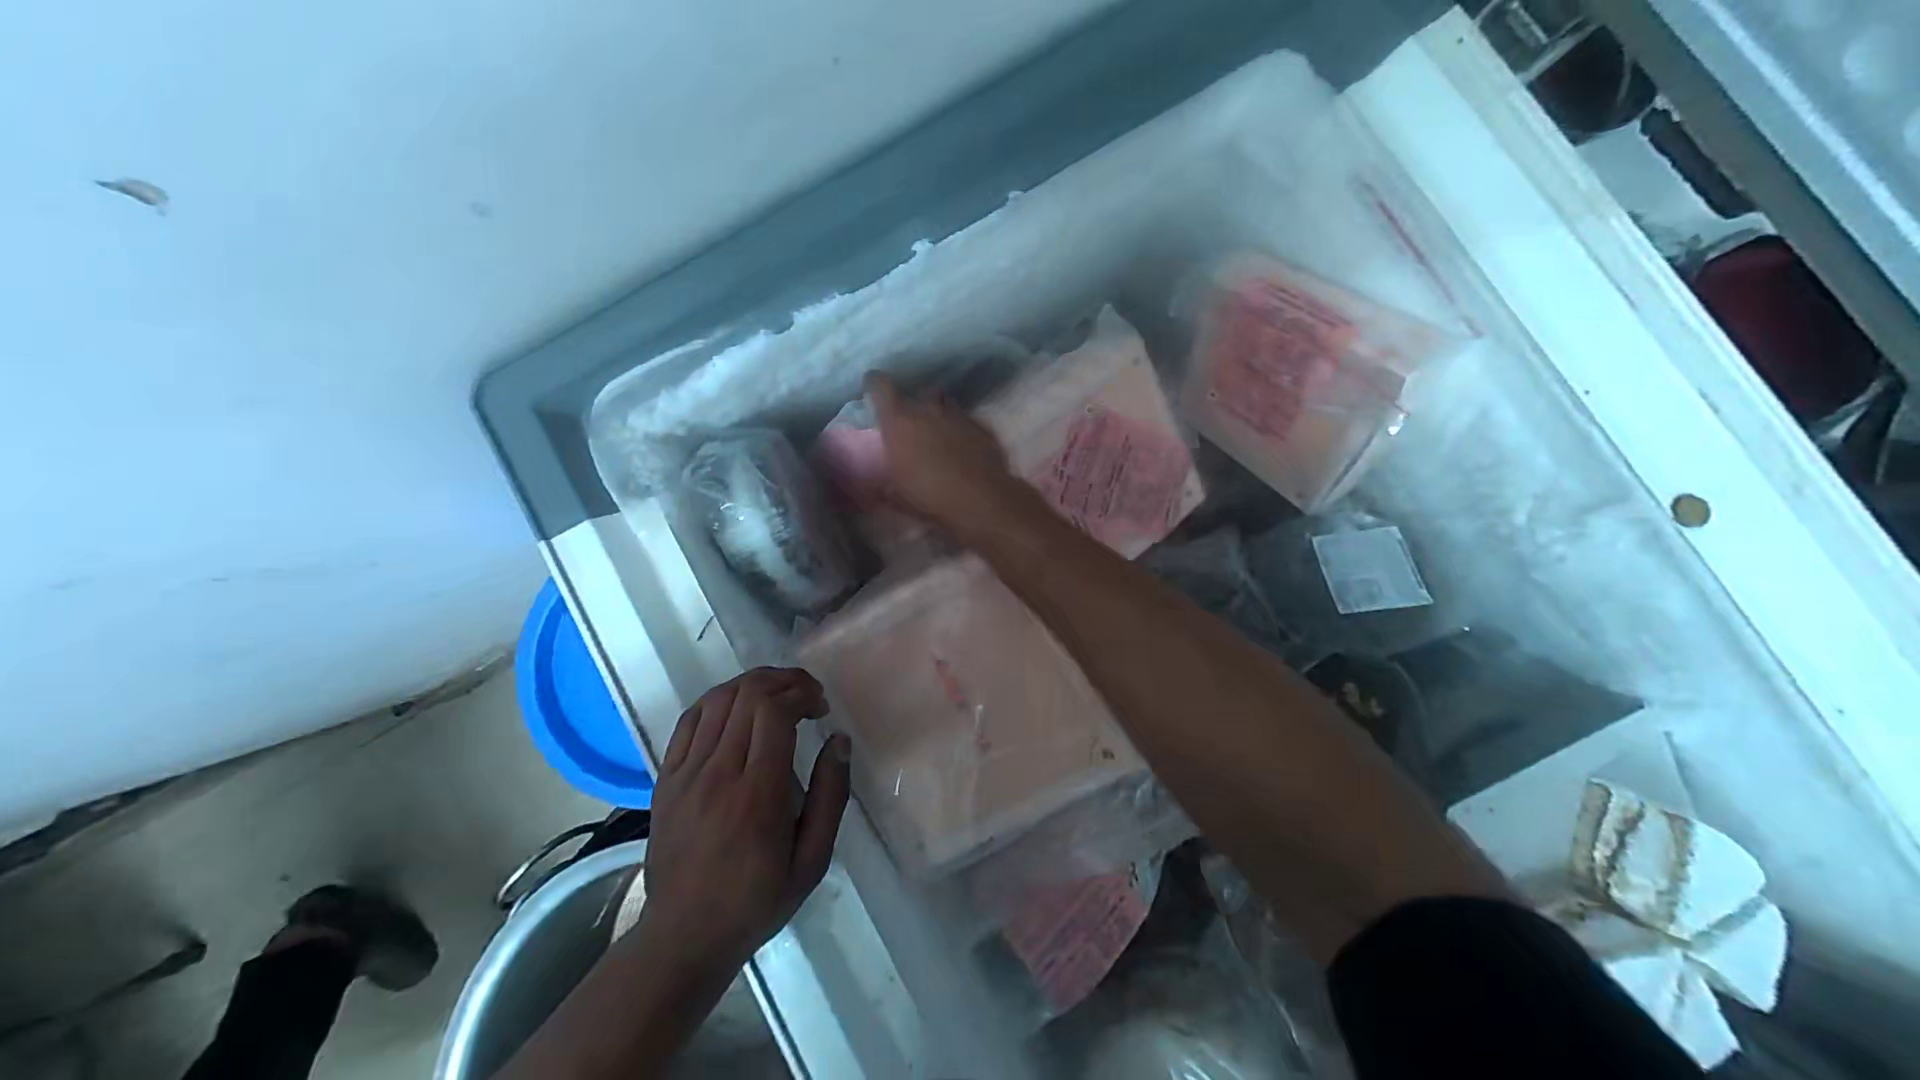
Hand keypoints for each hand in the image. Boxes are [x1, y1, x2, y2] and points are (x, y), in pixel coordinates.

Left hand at [643, 668, 850, 973]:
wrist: (685, 935)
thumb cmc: (757, 900)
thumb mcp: (812, 860)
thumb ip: (831, 796)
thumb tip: (840, 741)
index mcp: (757, 794)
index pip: (774, 712)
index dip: (801, 694)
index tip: (821, 707)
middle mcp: (718, 773)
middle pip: (746, 696)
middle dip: (783, 681)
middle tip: (806, 693)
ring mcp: (686, 773)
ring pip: (717, 700)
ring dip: (752, 685)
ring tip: (776, 695)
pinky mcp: (666, 778)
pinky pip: (689, 720)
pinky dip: (718, 701)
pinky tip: (737, 709)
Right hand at [865, 371, 1026, 533]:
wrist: (979, 499)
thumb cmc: (930, 495)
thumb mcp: (897, 494)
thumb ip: (883, 484)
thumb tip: (875, 487)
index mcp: (900, 421)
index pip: (880, 385)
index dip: (875, 383)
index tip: (873, 388)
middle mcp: (928, 410)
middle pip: (919, 391)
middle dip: (916, 402)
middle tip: (913, 421)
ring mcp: (958, 415)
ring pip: (946, 402)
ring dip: (940, 411)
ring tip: (940, 431)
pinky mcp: (981, 427)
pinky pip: (966, 419)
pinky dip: (962, 428)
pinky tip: (964, 447)